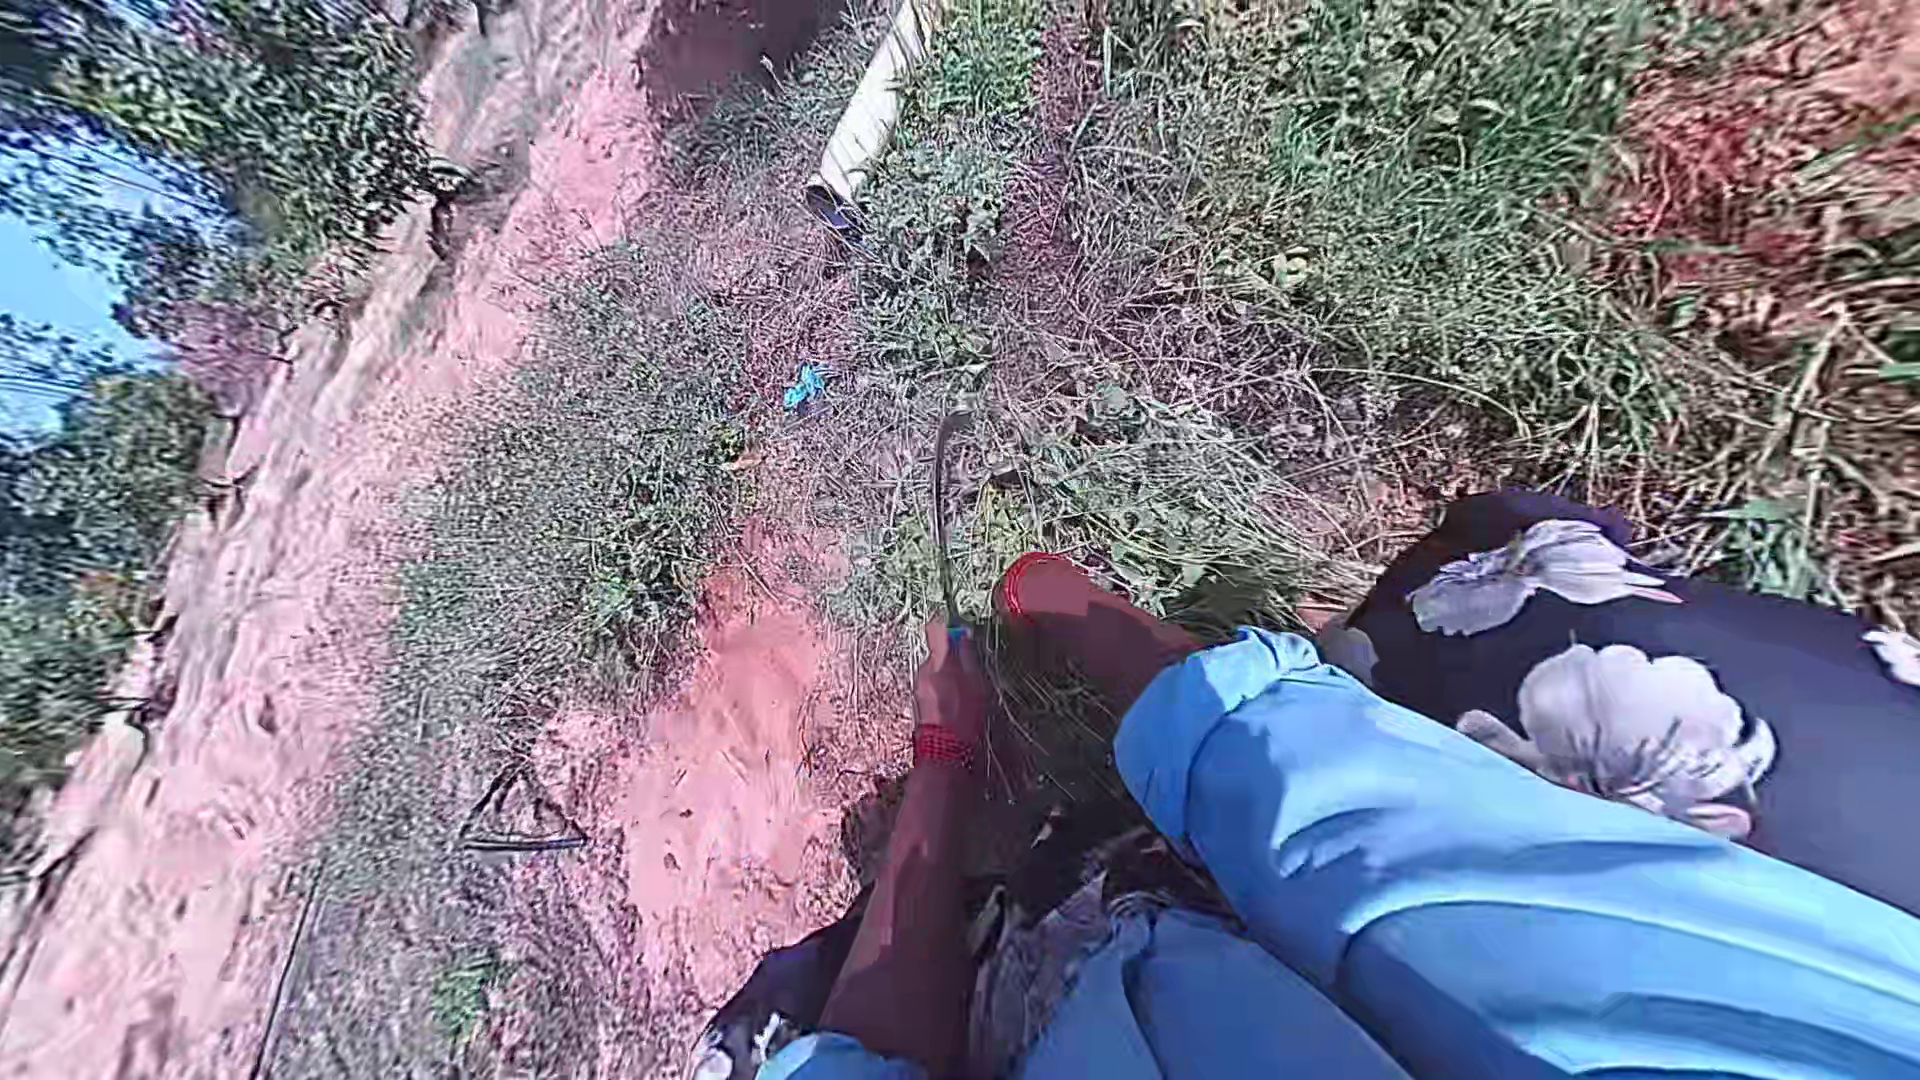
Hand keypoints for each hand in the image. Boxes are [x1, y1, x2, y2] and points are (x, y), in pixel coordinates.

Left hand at [913, 619, 988, 748]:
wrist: (944, 752)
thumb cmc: (964, 720)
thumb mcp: (977, 685)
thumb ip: (969, 657)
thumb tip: (965, 637)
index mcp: (939, 663)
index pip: (937, 630)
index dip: (948, 628)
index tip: (959, 632)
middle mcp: (924, 670)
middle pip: (936, 651)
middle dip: (950, 657)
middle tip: (968, 671)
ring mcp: (917, 685)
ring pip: (933, 669)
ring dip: (945, 674)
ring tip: (961, 692)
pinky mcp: (916, 699)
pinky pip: (929, 684)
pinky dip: (939, 688)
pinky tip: (952, 703)